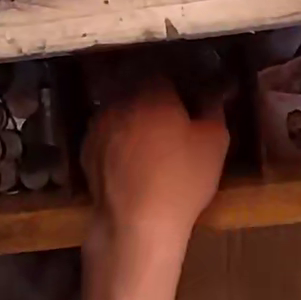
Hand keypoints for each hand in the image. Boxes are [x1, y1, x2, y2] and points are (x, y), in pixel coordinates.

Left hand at [81, 76, 229, 248]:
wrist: (136, 223)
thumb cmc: (181, 180)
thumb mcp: (214, 144)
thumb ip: (213, 109)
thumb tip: (211, 94)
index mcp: (153, 93)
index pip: (165, 76)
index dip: (177, 89)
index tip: (186, 104)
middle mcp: (121, 102)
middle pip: (138, 92)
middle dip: (152, 104)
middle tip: (169, 126)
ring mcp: (99, 125)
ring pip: (119, 113)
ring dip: (132, 122)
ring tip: (148, 147)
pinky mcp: (86, 149)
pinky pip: (106, 135)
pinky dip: (116, 142)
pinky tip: (129, 162)